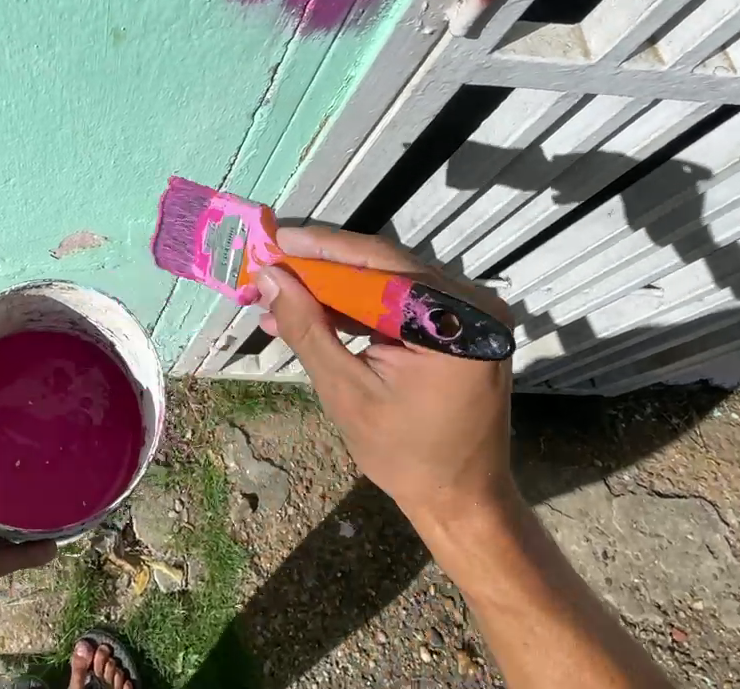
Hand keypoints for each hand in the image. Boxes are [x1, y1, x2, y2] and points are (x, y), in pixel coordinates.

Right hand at [256, 227, 519, 538]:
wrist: (461, 499)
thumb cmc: (406, 455)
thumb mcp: (346, 390)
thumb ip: (307, 328)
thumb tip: (268, 277)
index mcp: (455, 321)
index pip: (378, 263)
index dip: (321, 249)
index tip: (275, 239)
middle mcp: (471, 306)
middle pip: (381, 267)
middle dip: (319, 268)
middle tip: (270, 263)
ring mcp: (467, 314)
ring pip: (384, 282)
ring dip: (331, 288)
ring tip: (278, 292)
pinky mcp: (456, 326)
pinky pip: (397, 303)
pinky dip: (355, 307)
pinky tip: (310, 312)